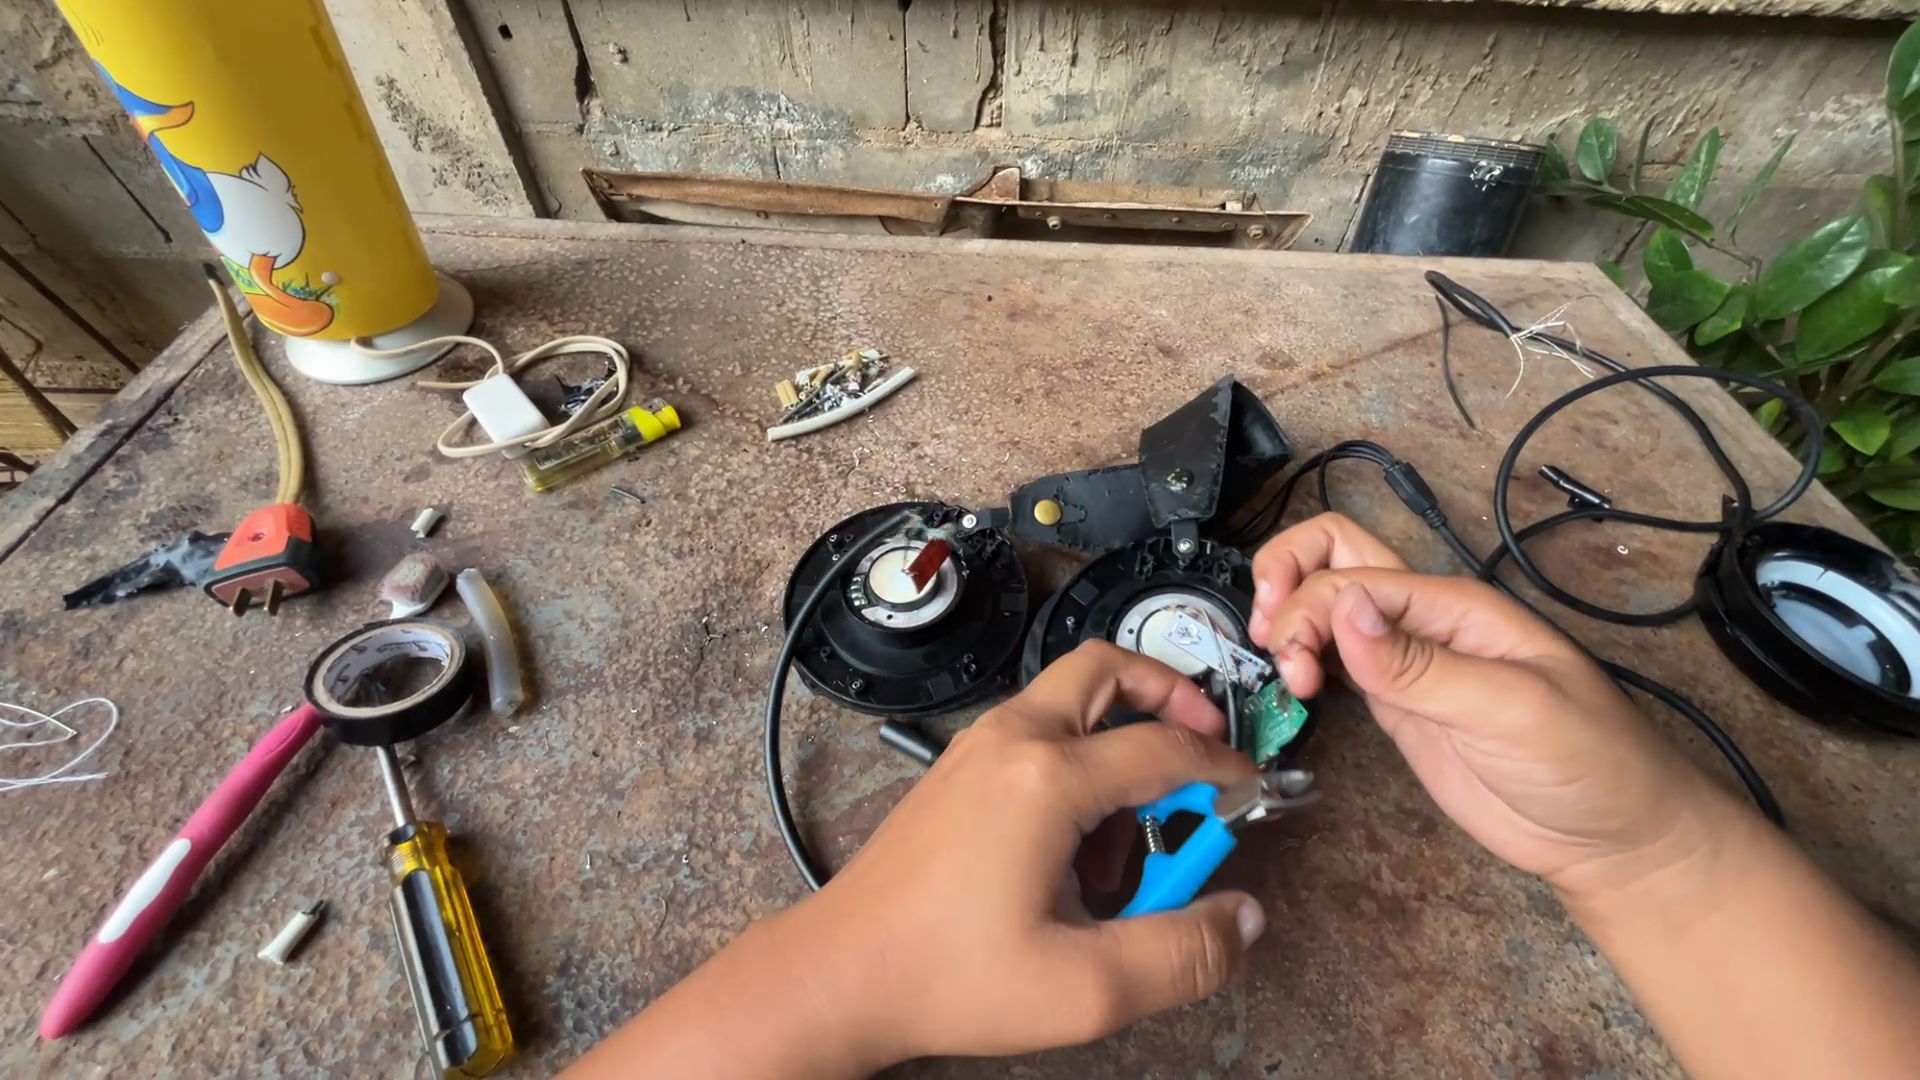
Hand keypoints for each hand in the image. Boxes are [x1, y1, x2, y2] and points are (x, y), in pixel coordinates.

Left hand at [778, 641, 1262, 1065]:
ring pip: (1070, 697)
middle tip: (1202, 744)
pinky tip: (1077, 841)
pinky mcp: (963, 763)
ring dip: (1119, 735)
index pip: (1164, 749)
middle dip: (1168, 692)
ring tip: (1130, 832)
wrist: (845, 965)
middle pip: (1105, 667)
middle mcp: (1012, 738)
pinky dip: (1078, 756)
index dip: (1220, 769)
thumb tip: (1242, 915)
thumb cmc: (951, 973)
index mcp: (1046, 777)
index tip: (1247, 792)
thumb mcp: (1085, 988)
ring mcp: (980, 743)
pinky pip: (1037, 730)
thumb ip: (1182, 953)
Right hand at [1246, 513, 1732, 898]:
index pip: (1353, 577)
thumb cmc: (1588, 765)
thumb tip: (1343, 610)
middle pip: (1332, 555)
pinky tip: (1294, 685)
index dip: (1311, 611)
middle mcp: (1418, 617)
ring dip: (1286, 618)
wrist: (1611, 838)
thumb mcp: (1511, 710)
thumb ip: (1420, 663)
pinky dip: (1299, 657)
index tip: (1300, 669)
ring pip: (1324, 600)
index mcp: (1451, 604)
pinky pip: (1330, 654)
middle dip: (1284, 579)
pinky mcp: (1389, 696)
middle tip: (1266, 637)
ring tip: (1281, 668)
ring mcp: (1400, 656)